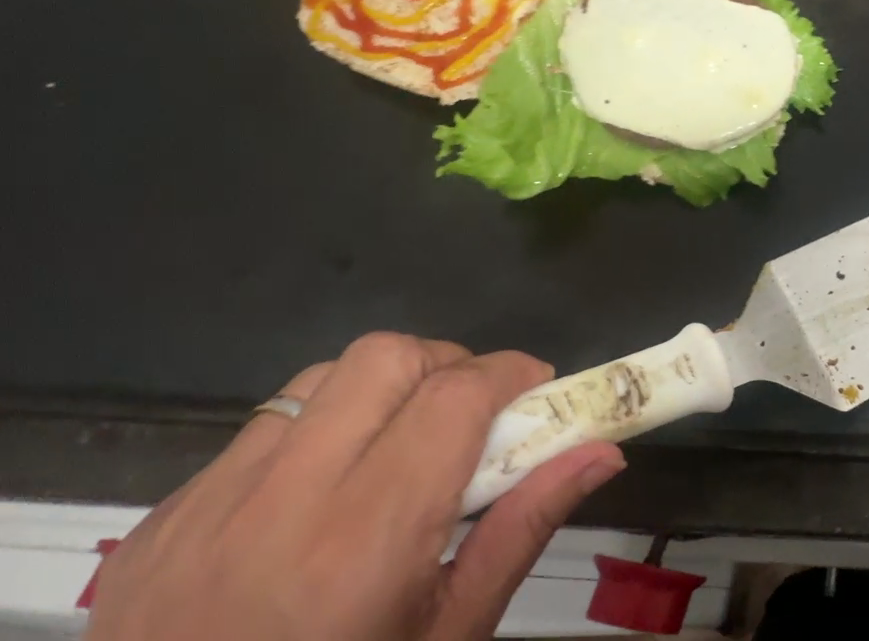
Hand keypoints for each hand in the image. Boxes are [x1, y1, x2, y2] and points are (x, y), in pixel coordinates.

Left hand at [86, 333, 626, 640]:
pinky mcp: (162, 520)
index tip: (539, 392)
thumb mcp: (451, 634)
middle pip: (384, 359)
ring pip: (318, 381)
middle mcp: (280, 503)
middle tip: (473, 415)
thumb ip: (524, 528)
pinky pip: (256, 435)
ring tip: (399, 449)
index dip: (511, 374)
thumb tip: (602, 452)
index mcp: (363, 541)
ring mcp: (207, 507)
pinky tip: (320, 499)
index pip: (453, 397)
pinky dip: (313, 436)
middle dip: (447, 366)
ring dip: (379, 392)